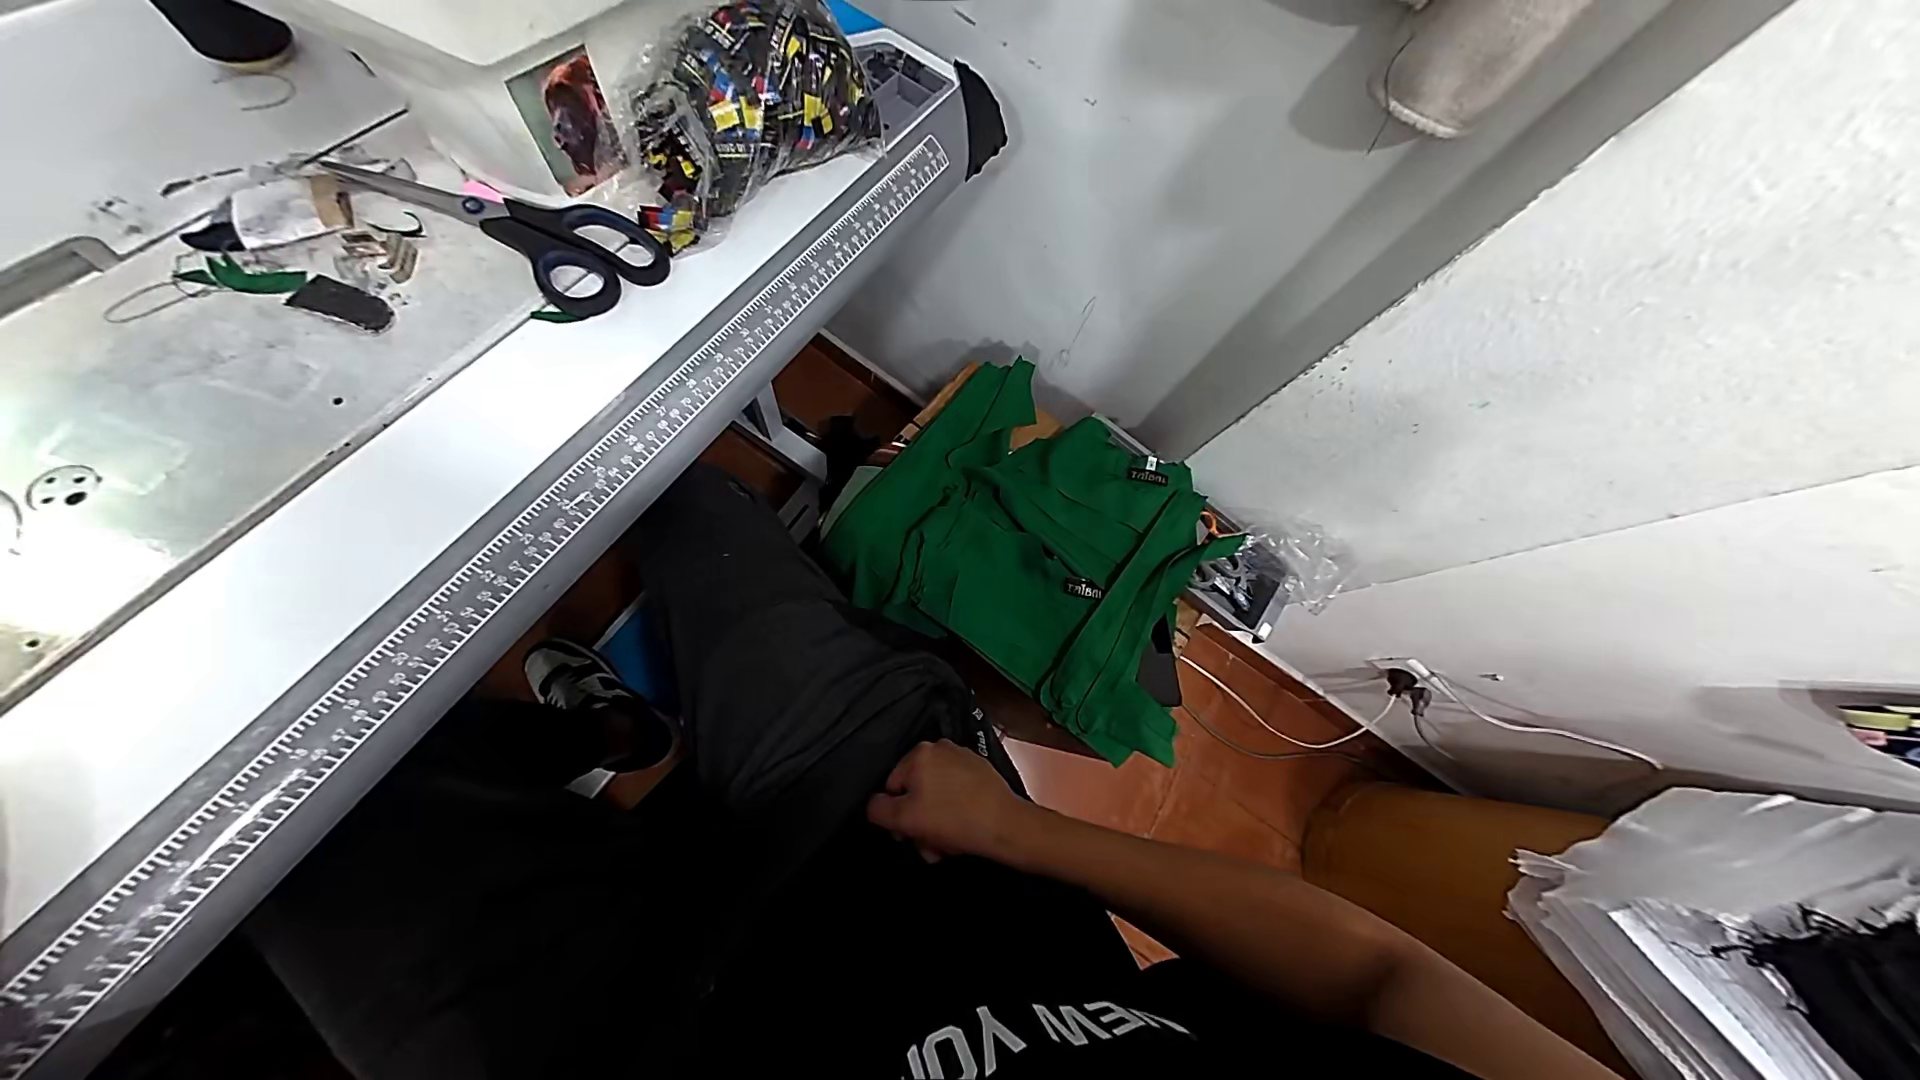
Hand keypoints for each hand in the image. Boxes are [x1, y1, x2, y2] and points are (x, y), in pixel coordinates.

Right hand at [866, 740, 1040, 863]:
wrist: (1005, 826)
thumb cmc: (954, 820)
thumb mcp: (904, 819)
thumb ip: (878, 809)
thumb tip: (874, 804)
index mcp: (919, 753)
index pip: (892, 786)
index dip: (896, 816)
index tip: (908, 836)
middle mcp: (941, 748)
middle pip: (916, 792)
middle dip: (918, 823)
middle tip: (928, 845)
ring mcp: (964, 759)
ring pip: (937, 796)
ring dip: (936, 824)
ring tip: (947, 845)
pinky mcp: (982, 772)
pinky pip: (957, 794)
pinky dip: (955, 813)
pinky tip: (962, 833)